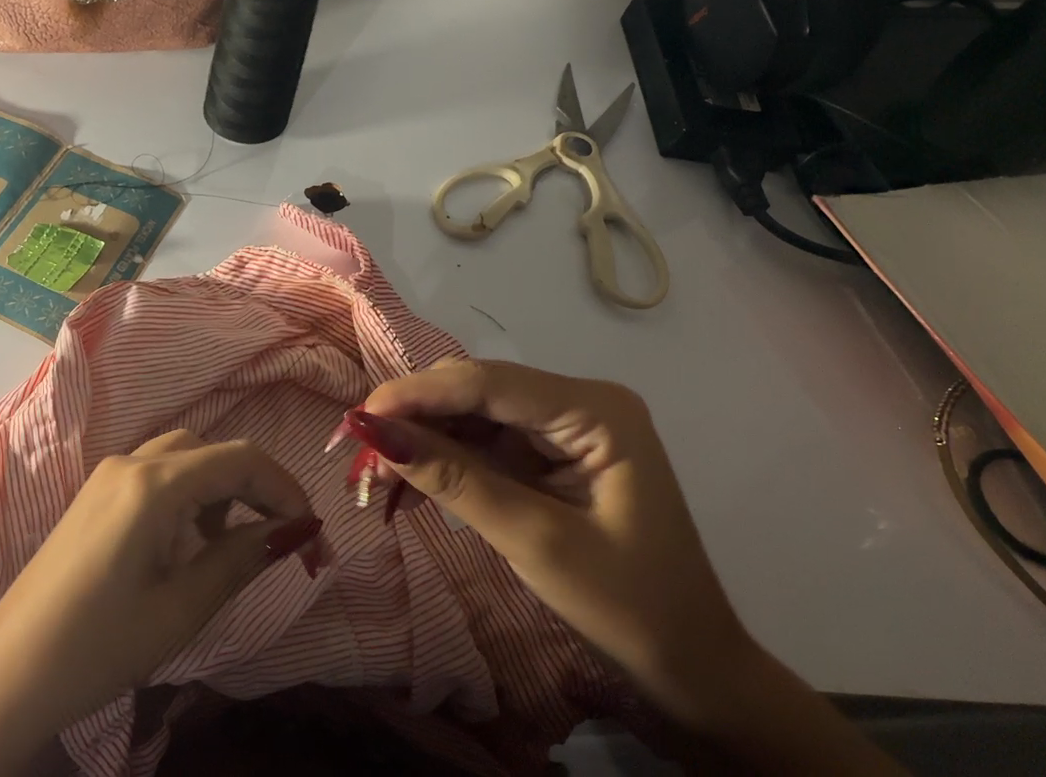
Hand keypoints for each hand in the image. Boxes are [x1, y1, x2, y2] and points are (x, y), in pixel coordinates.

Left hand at [0, 430, 322, 776]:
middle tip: (281, 541)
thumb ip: (239, 558)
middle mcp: (127, 463)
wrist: (11, 672)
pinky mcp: (91, 498)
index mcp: (152, 484)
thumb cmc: (100, 644)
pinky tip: (187, 543)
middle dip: (253, 486)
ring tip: (231, 547)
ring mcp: (104, 478)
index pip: (239, 459)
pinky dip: (186, 496)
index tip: (313, 534)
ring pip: (180, 458)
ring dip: (218, 490)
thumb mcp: (181, 607)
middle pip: (209, 450)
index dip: (286, 489)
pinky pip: (153, 476)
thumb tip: (293, 530)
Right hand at [345, 360, 907, 774]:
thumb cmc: (626, 605)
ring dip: (421, 439)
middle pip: (474, 390)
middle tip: (359, 455)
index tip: (355, 419)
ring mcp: (563, 429)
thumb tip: (370, 429)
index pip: (486, 381)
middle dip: (413, 417)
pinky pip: (480, 441)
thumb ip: (452, 477)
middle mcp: (578, 404)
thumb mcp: (532, 539)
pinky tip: (408, 481)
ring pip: (469, 413)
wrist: (690, 664)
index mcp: (595, 411)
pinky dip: (442, 459)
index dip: (414, 394)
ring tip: (375, 474)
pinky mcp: (548, 455)